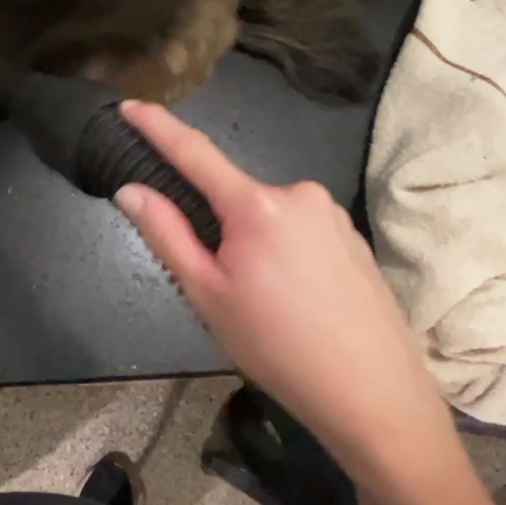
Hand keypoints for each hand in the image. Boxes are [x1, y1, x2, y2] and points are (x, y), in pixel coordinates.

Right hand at [111, 102, 450, 478]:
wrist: (377, 399)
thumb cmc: (278, 348)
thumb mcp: (207, 295)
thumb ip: (166, 234)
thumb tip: (131, 190)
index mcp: (257, 206)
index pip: (194, 152)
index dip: (157, 126)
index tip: (129, 105)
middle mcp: (298, 195)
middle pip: (232, 194)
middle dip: (213, 225)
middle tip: (215, 283)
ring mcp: (332, 215)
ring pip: (265, 216)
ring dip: (248, 242)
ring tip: (260, 303)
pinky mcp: (352, 238)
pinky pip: (297, 231)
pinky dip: (280, 253)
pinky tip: (293, 301)